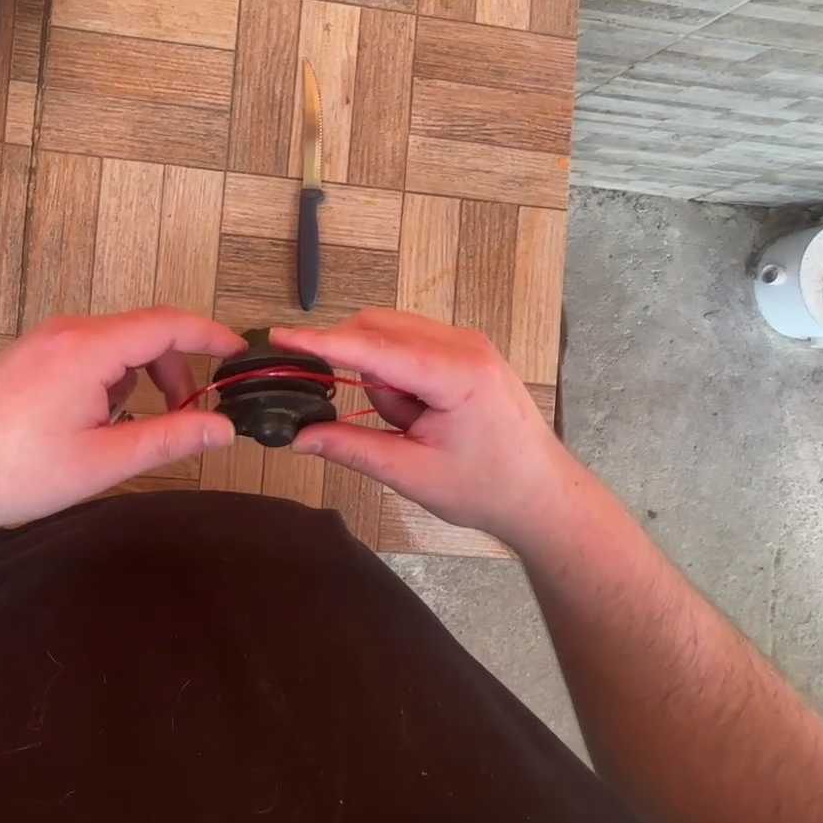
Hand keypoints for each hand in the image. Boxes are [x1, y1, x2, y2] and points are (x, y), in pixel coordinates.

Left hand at [0, 307, 242, 536]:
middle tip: (185, 416)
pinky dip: (107, 380)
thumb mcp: (105, 461)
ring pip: (114, 345)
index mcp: (87, 348)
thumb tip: (221, 428)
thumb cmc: (14, 472)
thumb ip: (171, 437)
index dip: (210, 334)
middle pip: (142, 333)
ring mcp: (42, 341)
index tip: (239, 350)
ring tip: (124, 430)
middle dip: (173, 370)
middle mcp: (65, 332)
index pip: (167, 323)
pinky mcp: (29, 356)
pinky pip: (86, 353)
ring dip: (137, 379)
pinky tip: (92, 423)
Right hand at [270, 310, 575, 543]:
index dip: (321, 342)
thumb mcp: (411, 473)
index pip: (373, 348)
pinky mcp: (463, 350)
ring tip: (411, 426)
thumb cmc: (485, 488)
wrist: (542, 494)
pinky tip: (416, 413)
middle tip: (360, 413)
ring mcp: (465, 342)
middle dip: (354, 366)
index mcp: (457, 373)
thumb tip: (297, 437)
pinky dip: (394, 375)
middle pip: (377, 328)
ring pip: (388, 336)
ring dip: (379, 378)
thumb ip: (351, 447)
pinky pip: (405, 345)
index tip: (279, 337)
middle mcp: (463, 344)